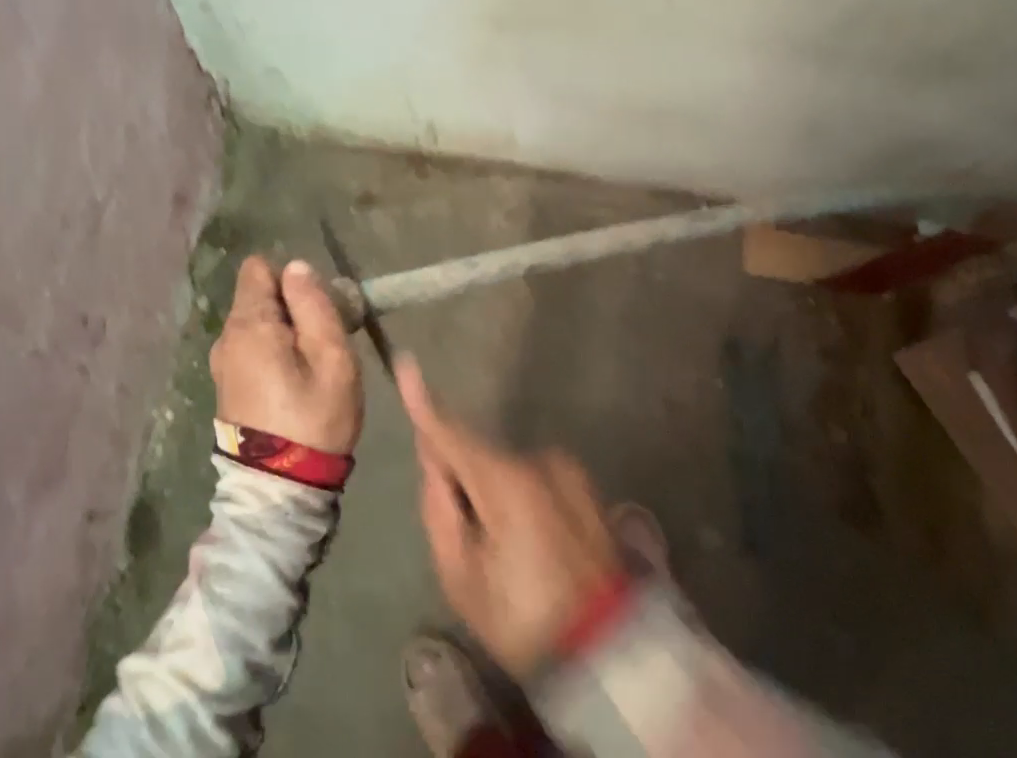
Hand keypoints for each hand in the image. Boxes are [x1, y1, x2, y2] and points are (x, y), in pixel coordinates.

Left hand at [210, 256, 363, 453]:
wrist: (280, 486)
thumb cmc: (313, 418)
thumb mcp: (331, 357)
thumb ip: (315, 305)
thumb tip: (297, 268)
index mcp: (247, 325)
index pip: (258, 268)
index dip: (291, 278)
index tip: (317, 308)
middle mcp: (225, 339)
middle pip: (257, 297)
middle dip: (292, 308)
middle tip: (325, 340)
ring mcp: (222, 365)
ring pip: (256, 326)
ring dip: (285, 335)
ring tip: (313, 366)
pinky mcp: (227, 388)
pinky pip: (250, 352)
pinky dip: (273, 356)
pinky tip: (295, 384)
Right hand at [399, 355, 620, 679]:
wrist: (612, 653)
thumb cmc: (524, 618)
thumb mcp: (461, 575)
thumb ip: (439, 508)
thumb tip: (435, 464)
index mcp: (506, 482)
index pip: (451, 434)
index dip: (423, 401)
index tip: (404, 362)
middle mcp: (541, 464)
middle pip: (479, 458)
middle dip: (461, 482)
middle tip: (467, 543)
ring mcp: (571, 476)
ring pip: (508, 474)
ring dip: (494, 497)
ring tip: (506, 558)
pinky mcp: (588, 492)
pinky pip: (535, 485)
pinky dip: (522, 504)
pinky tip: (531, 551)